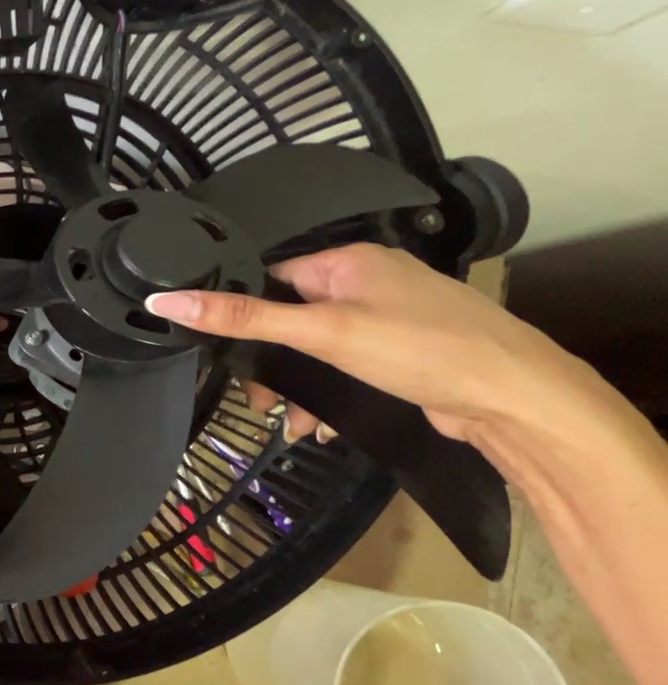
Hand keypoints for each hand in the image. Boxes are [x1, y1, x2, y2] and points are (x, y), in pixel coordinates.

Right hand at [144, 243, 586, 444]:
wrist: (518, 401)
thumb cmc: (421, 350)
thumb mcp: (321, 332)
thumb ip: (242, 317)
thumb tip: (165, 301)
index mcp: (348, 261)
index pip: (269, 277)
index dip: (242, 314)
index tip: (223, 353)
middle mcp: (368, 281)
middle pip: (289, 318)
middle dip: (270, 363)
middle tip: (258, 399)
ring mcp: (388, 317)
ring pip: (314, 349)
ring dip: (295, 386)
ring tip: (289, 422)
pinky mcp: (401, 352)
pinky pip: (341, 367)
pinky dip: (324, 393)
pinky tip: (319, 423)